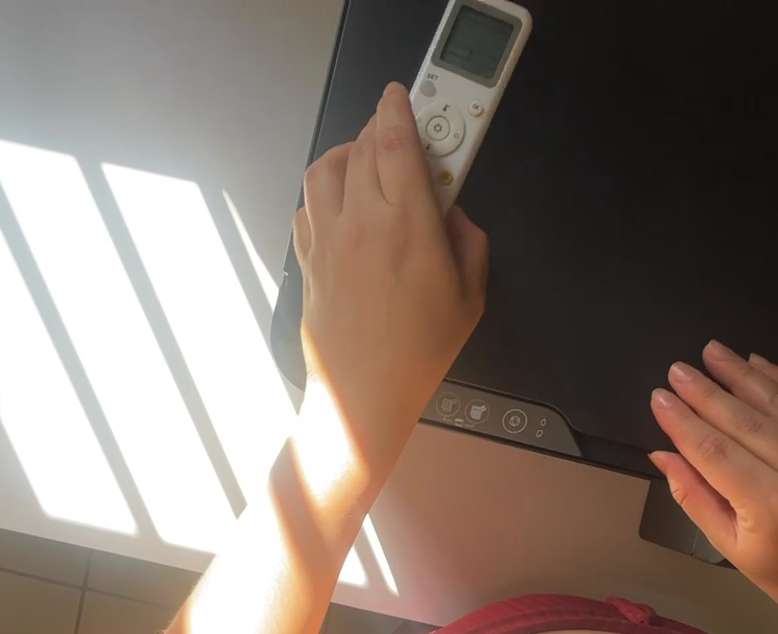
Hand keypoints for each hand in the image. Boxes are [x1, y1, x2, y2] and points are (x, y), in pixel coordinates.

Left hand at [294, 82, 489, 471]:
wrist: (362, 394)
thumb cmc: (414, 355)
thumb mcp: (468, 299)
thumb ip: (469, 244)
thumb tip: (455, 217)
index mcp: (407, 224)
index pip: (397, 140)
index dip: (401, 107)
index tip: (406, 95)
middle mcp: (361, 222)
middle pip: (364, 145)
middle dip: (383, 127)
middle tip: (403, 137)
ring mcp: (328, 240)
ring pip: (327, 168)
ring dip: (348, 153)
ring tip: (366, 164)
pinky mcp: (310, 261)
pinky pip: (308, 206)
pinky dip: (324, 193)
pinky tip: (341, 206)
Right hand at [648, 341, 777, 626]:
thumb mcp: (728, 546)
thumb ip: (694, 496)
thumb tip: (663, 454)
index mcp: (770, 507)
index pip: (715, 451)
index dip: (682, 421)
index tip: (659, 398)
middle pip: (745, 421)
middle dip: (706, 391)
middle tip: (677, 369)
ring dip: (742, 374)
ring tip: (712, 352)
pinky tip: (757, 363)